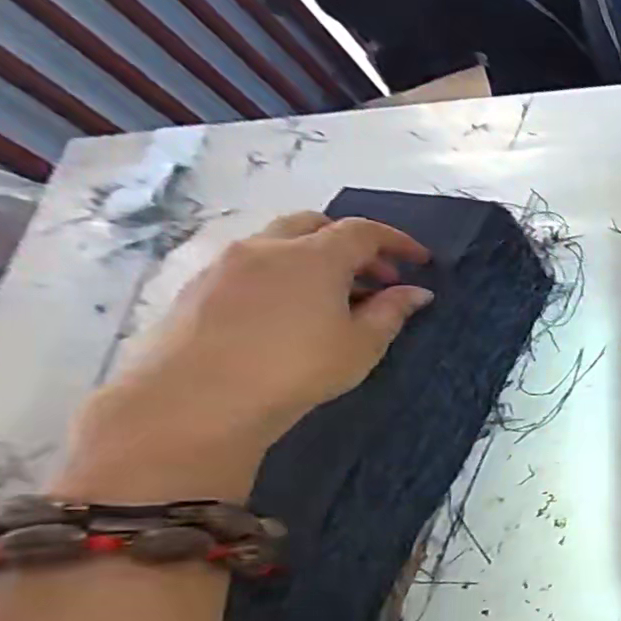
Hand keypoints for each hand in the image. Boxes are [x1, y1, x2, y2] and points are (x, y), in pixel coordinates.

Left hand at [55, 213, 434, 499]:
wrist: (199, 396)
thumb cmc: (299, 367)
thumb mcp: (362, 343)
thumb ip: (392, 311)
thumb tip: (416, 292)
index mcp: (313, 256)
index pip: (363, 231)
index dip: (397, 241)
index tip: (421, 259)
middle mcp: (267, 247)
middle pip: (315, 224)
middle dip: (354, 243)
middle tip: (380, 276)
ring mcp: (227, 264)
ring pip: (281, 241)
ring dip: (318, 257)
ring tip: (341, 296)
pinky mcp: (202, 285)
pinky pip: (256, 264)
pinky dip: (288, 273)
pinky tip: (298, 309)